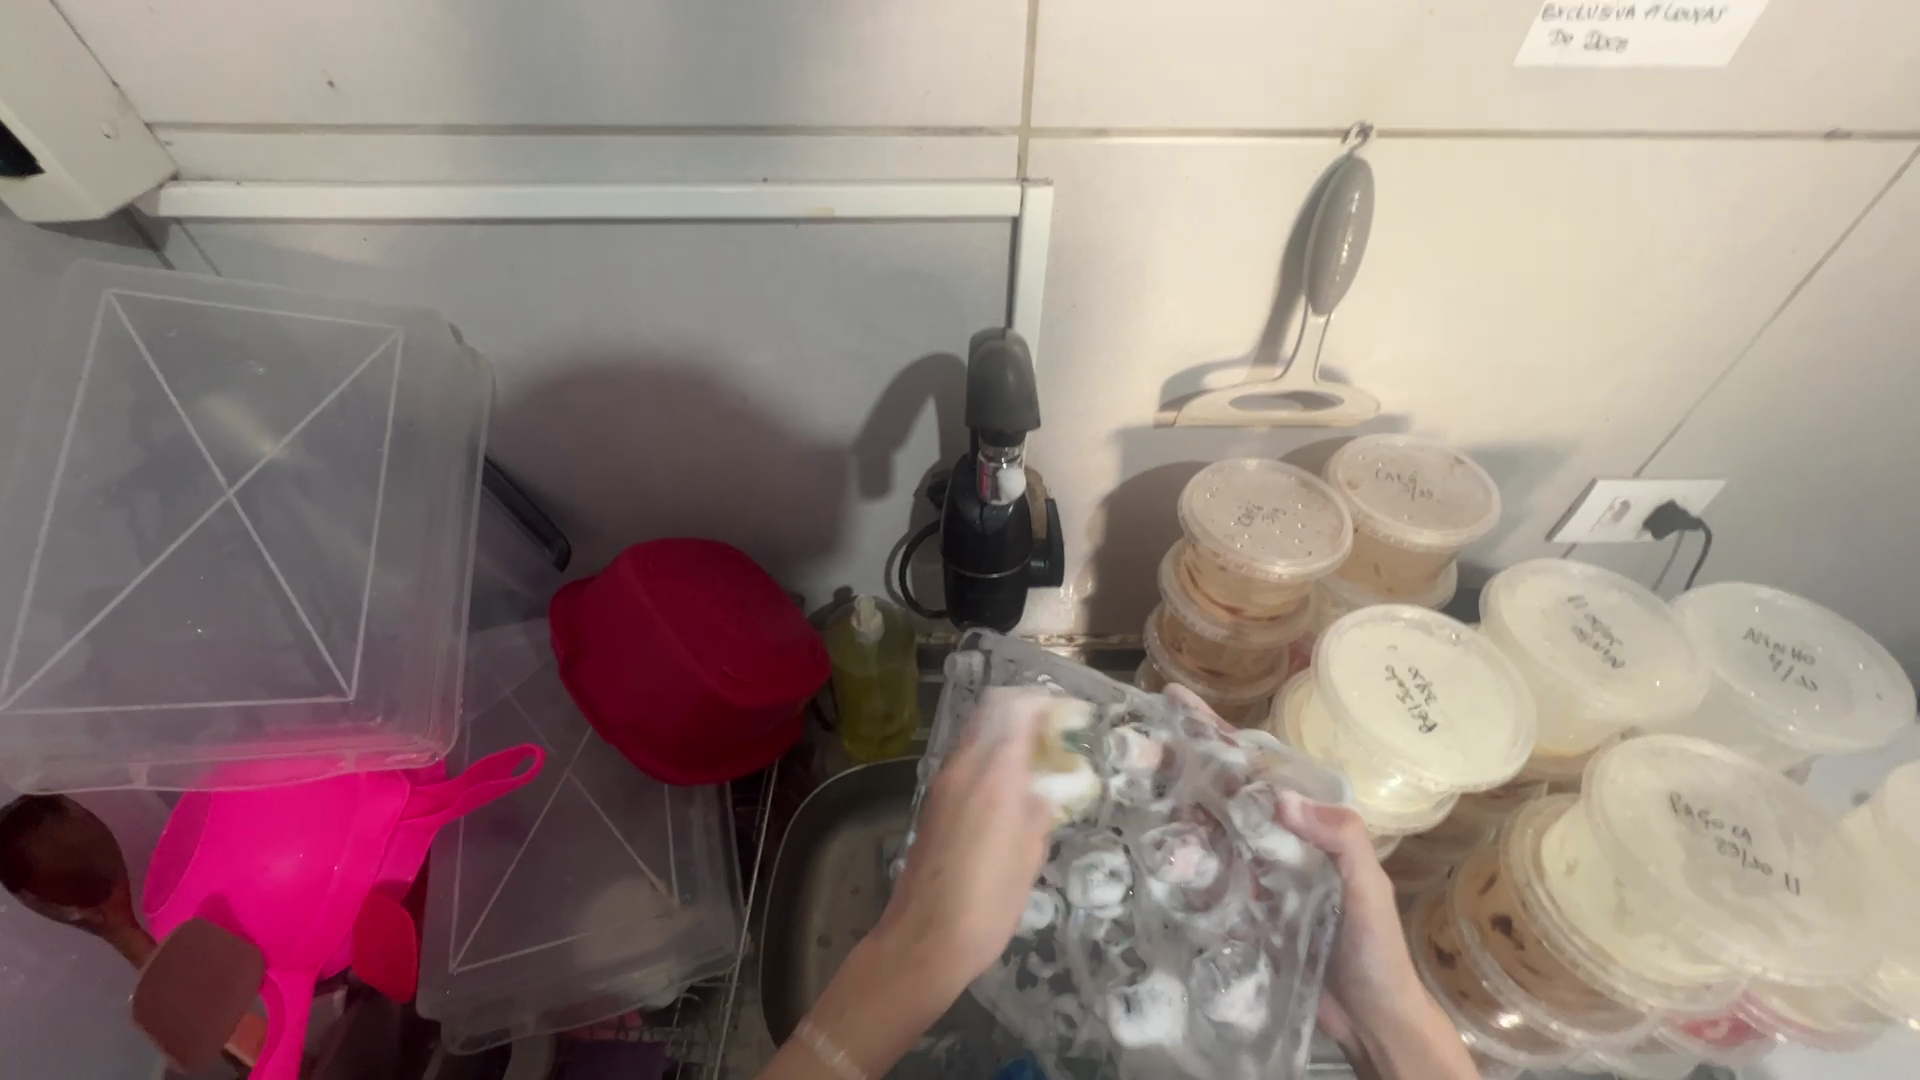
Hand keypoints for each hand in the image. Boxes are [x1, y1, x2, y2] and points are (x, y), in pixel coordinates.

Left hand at [874, 687, 1055, 997]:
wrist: (924, 939)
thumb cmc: (986, 904)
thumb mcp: (1028, 859)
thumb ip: (1037, 813)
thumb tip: (1040, 792)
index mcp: (993, 775)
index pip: (1014, 711)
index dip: (1040, 703)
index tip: (1064, 711)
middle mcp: (963, 768)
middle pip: (989, 716)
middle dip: (1021, 715)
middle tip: (1050, 733)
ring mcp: (942, 784)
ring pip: (975, 738)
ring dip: (1003, 737)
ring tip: (1034, 762)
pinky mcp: (932, 803)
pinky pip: (964, 763)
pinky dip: (987, 760)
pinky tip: (1007, 790)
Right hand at [1163, 685, 1473, 1079]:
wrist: (1370, 1021)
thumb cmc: (1375, 950)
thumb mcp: (1369, 890)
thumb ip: (1340, 840)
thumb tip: (1280, 798)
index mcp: (1301, 822)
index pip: (1253, 766)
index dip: (1213, 732)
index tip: (1175, 701)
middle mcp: (1269, 837)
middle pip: (1216, 789)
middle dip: (1175, 763)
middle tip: (1133, 747)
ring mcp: (1248, 870)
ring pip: (1201, 825)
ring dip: (1169, 805)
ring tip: (1131, 786)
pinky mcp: (1233, 906)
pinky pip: (1198, 873)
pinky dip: (1175, 858)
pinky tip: (1148, 849)